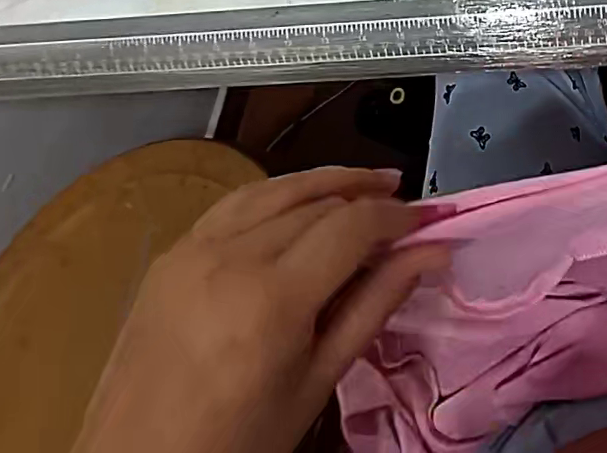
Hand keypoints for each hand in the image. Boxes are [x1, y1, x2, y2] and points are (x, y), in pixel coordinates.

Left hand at [72, 166, 448, 452]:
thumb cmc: (237, 445)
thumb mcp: (319, 380)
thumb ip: (378, 302)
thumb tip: (433, 252)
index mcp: (272, 300)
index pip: (353, 225)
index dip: (398, 215)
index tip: (426, 219)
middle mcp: (232, 259)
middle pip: (321, 202)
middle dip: (370, 199)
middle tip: (403, 212)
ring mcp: (194, 249)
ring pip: (282, 187)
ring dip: (332, 180)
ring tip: (370, 183)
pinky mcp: (172, 252)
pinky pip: (240, 201)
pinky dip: (283, 191)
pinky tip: (306, 196)